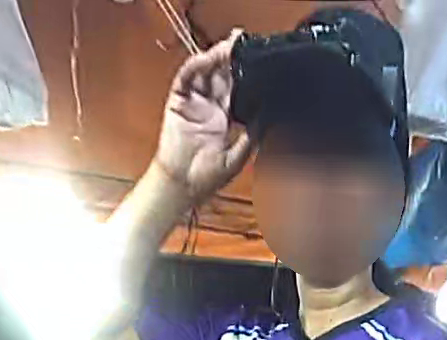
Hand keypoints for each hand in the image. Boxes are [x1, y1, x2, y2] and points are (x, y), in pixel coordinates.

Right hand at [153, 33, 253, 203]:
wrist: (183, 187)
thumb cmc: (206, 179)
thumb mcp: (237, 158)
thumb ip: (252, 136)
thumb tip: (268, 116)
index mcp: (224, 119)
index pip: (237, 90)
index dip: (246, 76)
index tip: (258, 63)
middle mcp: (210, 108)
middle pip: (222, 76)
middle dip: (232, 60)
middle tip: (244, 46)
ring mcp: (194, 103)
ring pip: (206, 72)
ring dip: (216, 59)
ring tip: (229, 50)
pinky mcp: (178, 102)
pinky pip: (187, 77)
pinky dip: (197, 66)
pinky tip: (208, 60)